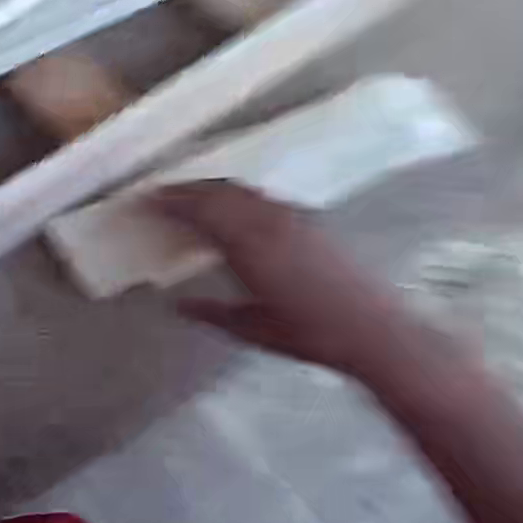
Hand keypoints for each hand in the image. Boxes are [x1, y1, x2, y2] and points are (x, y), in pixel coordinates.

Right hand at [153, 181, 409, 372]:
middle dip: (187, 189)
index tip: (147, 199)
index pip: (201, 211)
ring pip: (243, 190)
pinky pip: (263, 197)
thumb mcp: (250, 329)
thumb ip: (210, 313)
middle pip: (220, 192)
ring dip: (213, 188)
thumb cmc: (308, 334)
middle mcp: (269, 223)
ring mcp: (293, 218)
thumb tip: (176, 306)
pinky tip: (235, 205)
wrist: (374, 330)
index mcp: (248, 247)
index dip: (172, 202)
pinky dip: (238, 194)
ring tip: (192, 193)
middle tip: (161, 193)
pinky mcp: (310, 221)